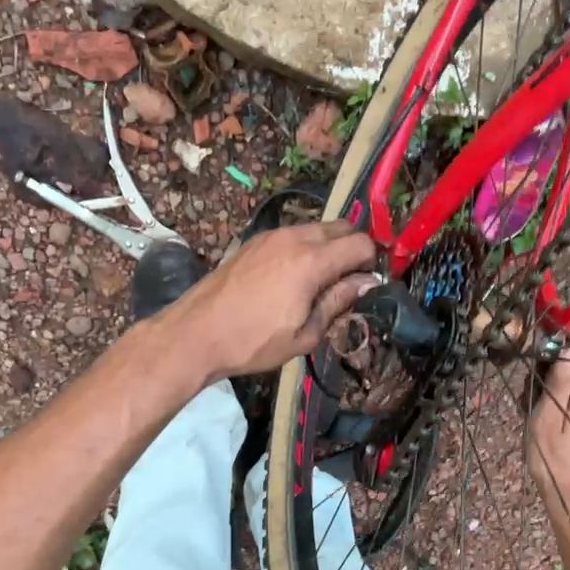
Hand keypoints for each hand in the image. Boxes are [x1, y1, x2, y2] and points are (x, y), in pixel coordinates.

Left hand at [158, 220, 376, 379]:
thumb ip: (338, 303)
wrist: (196, 333)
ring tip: (323, 282)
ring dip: (329, 247)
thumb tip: (367, 283)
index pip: (361, 243)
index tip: (371, 284)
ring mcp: (271, 236)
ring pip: (316, 228)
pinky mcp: (255, 242)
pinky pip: (293, 235)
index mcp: (311, 261)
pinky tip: (296, 278)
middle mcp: (294, 238)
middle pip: (341, 227)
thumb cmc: (253, 342)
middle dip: (353, 249)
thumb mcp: (305, 334)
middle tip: (351, 281)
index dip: (373, 261)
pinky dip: (305, 248)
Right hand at [526, 336, 569, 517]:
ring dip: (548, 376)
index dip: (562, 336)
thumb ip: (560, 378)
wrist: (568, 487)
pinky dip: (554, 388)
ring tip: (532, 402)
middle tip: (531, 387)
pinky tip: (540, 408)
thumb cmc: (553, 455)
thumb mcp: (548, 414)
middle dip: (550, 359)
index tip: (539, 351)